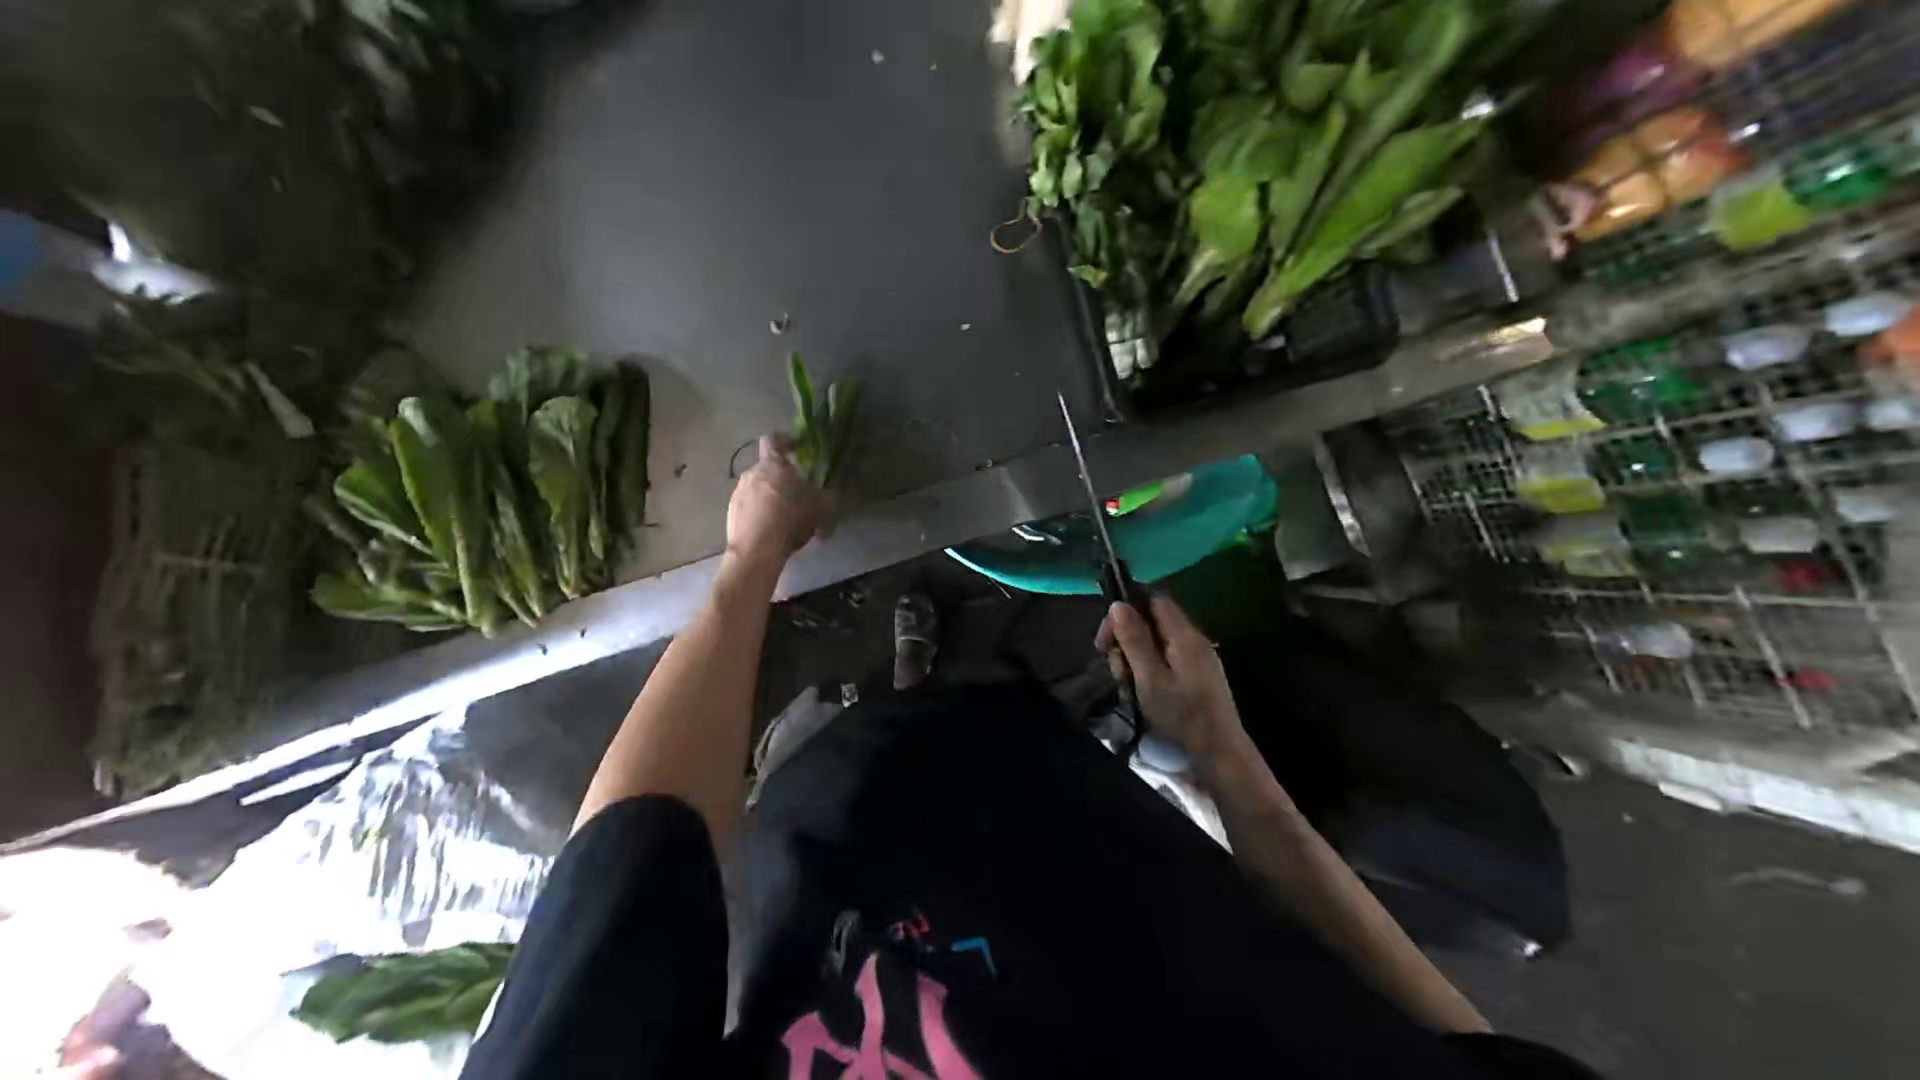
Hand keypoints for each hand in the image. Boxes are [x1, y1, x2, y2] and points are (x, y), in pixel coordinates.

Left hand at [727, 434, 830, 568]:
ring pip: (758, 486)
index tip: (795, 449)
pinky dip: (759, 511)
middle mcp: (752, 473)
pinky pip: (749, 504)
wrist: (756, 551)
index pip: (774, 439)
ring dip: (770, 495)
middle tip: (797, 493)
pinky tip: (770, 528)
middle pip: (768, 467)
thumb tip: (829, 496)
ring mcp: (738, 492)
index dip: (785, 441)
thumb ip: (825, 498)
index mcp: (773, 465)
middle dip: (782, 477)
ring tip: (784, 515)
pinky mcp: (731, 511)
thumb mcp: (819, 509)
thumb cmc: (789, 521)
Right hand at [1095, 594, 1245, 761]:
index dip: (1127, 608)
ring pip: (1156, 642)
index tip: (1107, 635)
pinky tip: (1140, 690)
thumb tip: (1118, 604)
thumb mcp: (1150, 678)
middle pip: (1152, 621)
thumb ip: (1134, 640)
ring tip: (1126, 683)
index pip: (1154, 599)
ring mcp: (1197, 660)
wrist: (1220, 757)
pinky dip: (1147, 669)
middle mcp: (1194, 641)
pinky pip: (1165, 659)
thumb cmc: (1182, 717)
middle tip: (1114, 666)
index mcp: (1185, 636)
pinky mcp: (1196, 677)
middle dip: (1126, 637)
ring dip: (1134, 656)